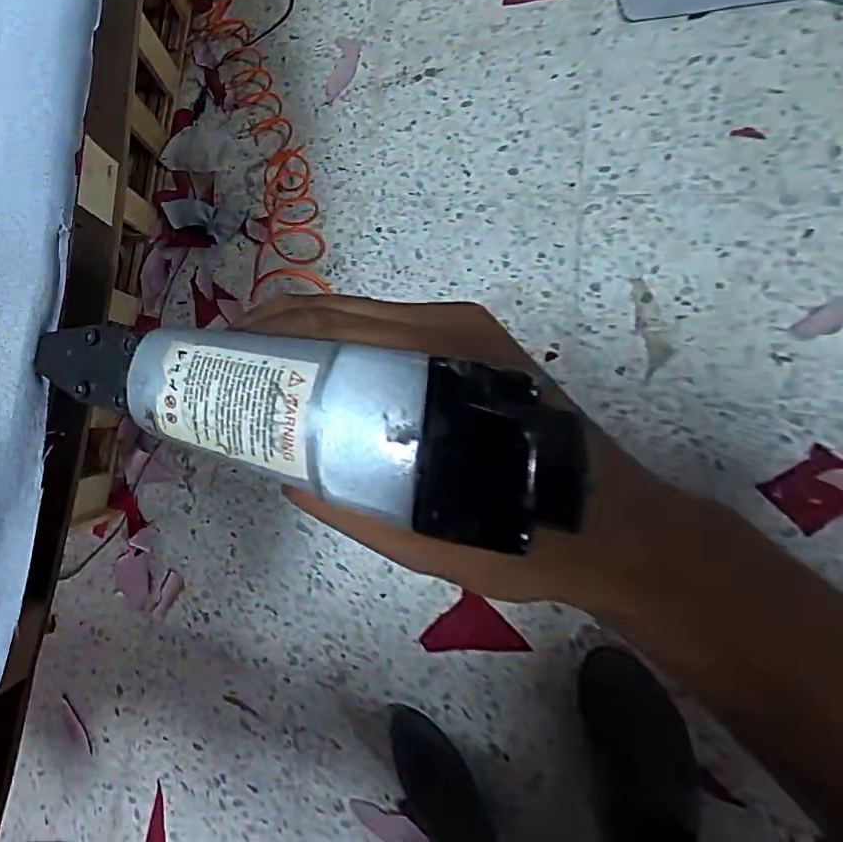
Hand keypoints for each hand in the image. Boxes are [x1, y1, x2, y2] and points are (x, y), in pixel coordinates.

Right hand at [235, 294, 644, 608]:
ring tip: (261, 347)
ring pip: (364, 312)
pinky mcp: (473, 342)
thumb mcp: (421, 533)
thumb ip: (348, 506)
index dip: (273, 330)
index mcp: (435, 360)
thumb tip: (286, 475)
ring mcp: (464, 330)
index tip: (228, 346)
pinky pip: (390, 326)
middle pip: (341, 309)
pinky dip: (343, 334)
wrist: (614, 529)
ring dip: (307, 324)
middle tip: (231, 346)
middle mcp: (448, 328)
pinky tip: (320, 360)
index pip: (333, 328)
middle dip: (278, 321)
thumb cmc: (517, 533)